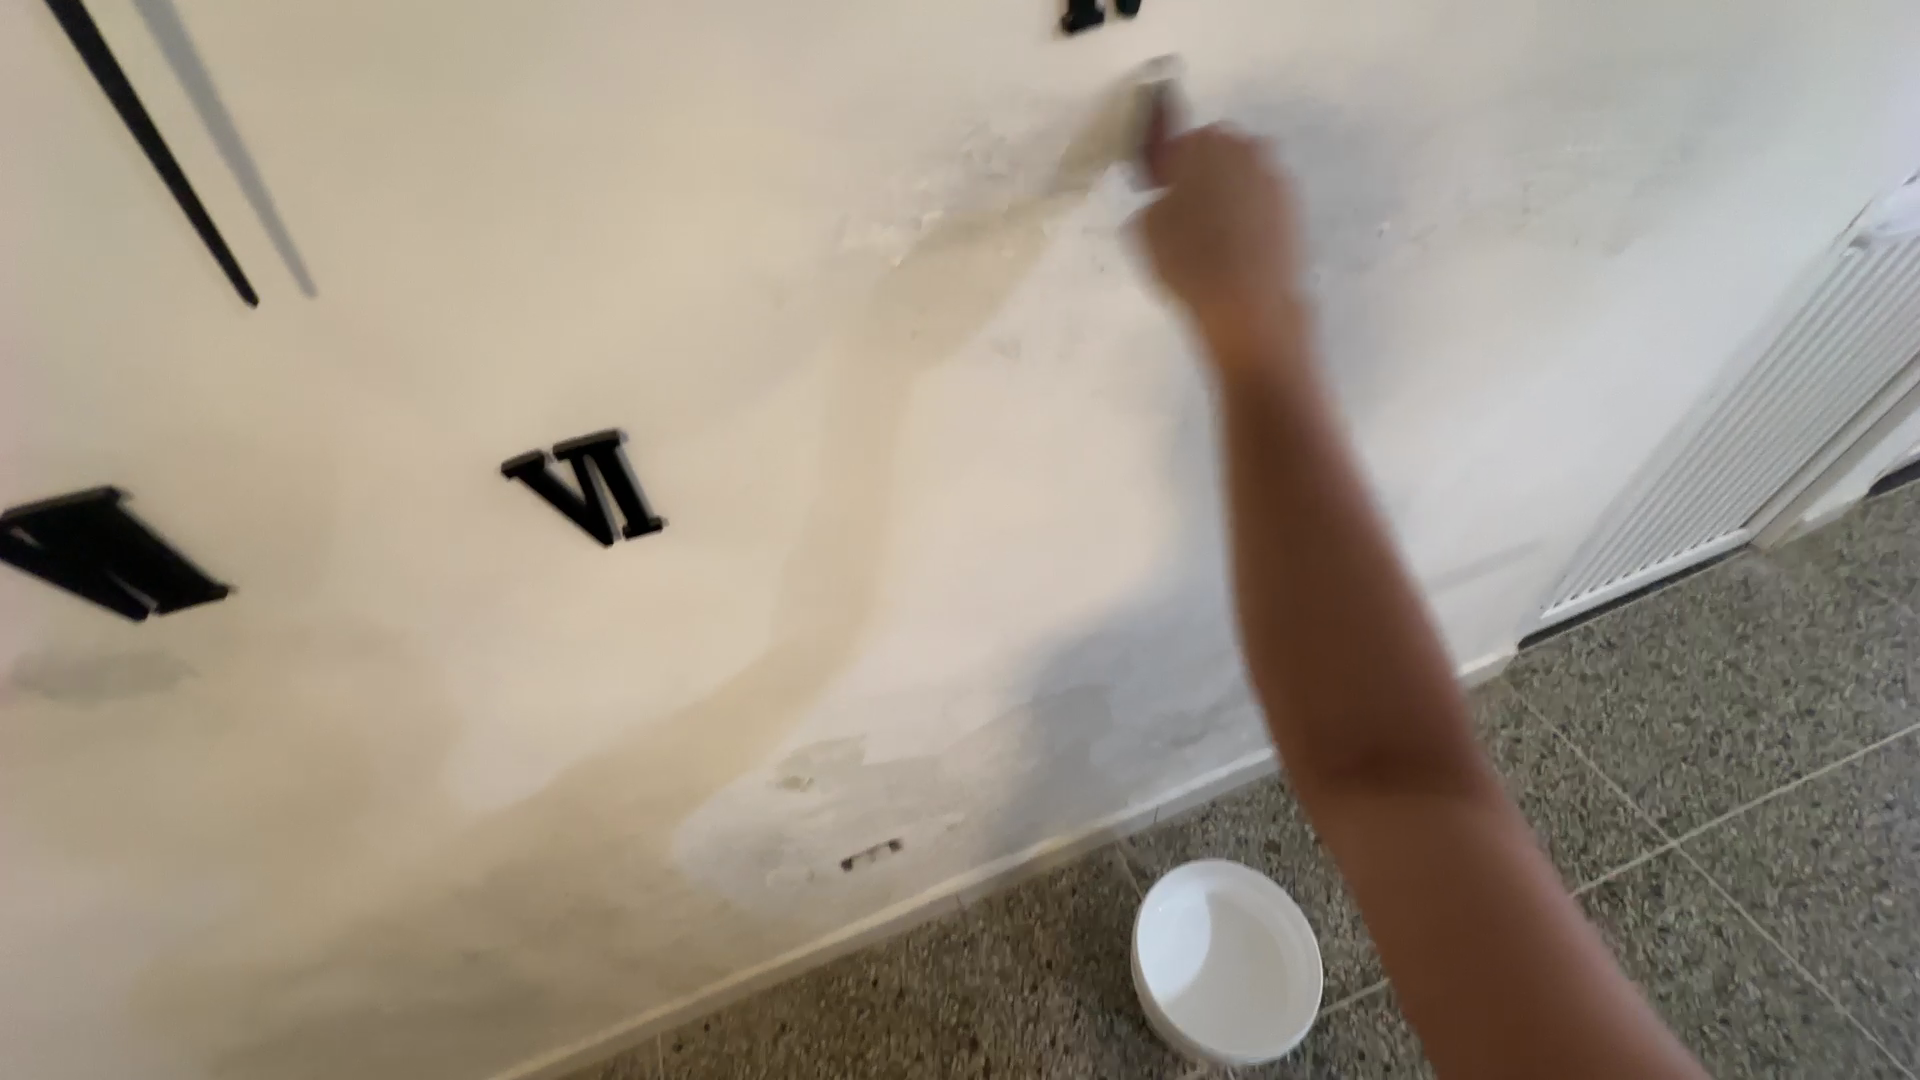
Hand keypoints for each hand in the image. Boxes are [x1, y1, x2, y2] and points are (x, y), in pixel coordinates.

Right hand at [1136, 123, 1309, 367]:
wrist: (1248, 302)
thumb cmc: (1189, 263)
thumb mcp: (1145, 230)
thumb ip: (1154, 200)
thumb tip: (1166, 198)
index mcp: (1203, 144)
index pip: (1179, 142)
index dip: (1167, 168)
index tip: (1159, 191)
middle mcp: (1245, 147)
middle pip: (1216, 153)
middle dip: (1200, 176)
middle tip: (1184, 214)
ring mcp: (1275, 175)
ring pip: (1241, 177)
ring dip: (1226, 195)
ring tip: (1211, 235)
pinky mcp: (1294, 206)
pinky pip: (1260, 202)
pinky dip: (1247, 215)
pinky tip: (1235, 247)